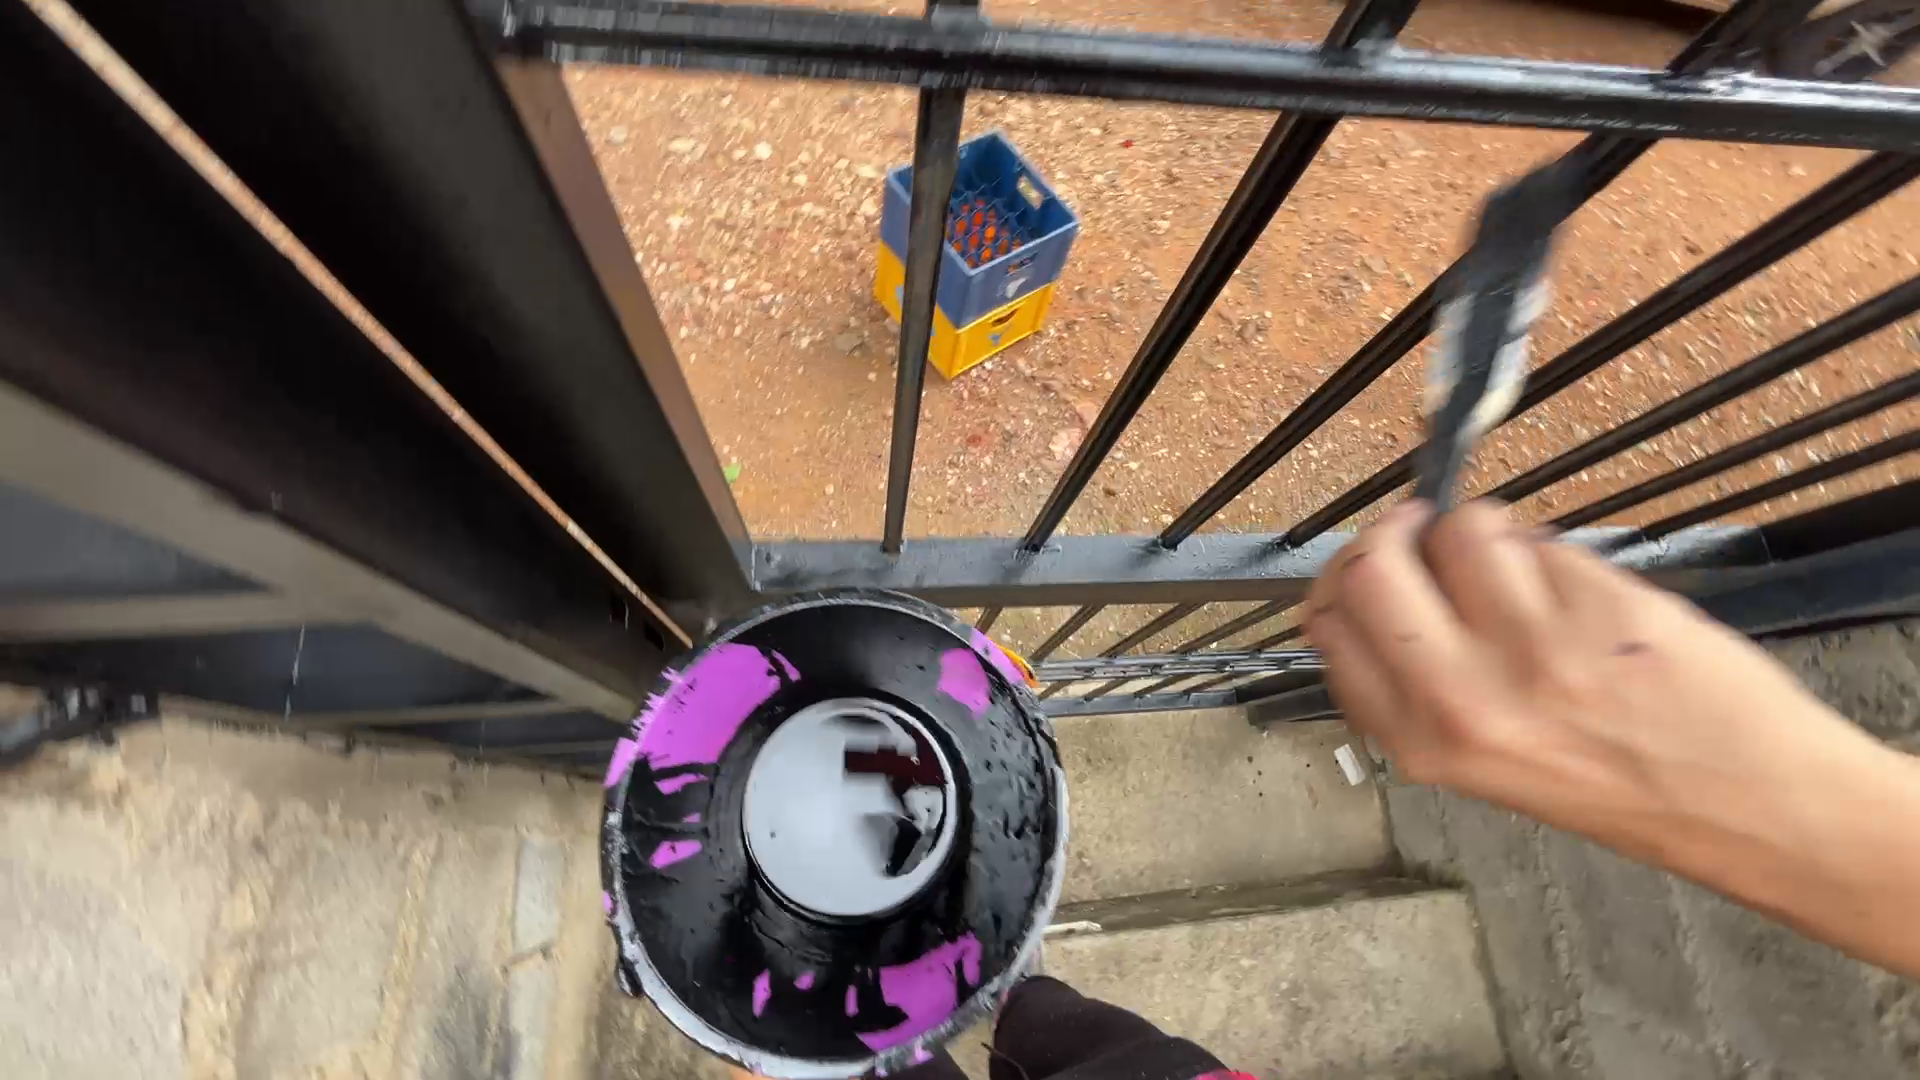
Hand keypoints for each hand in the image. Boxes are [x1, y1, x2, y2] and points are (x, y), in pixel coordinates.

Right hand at [1305, 498, 1919, 975]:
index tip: (1369, 564)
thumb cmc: (1600, 782)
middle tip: (1411, 525)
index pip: (1328, 625)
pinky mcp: (1594, 606)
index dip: (1339, 581)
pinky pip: (1529, 537)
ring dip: (1471, 528)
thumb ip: (1396, 684)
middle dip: (1385, 531)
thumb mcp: (1461, 759)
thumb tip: (1353, 597)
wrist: (1754, 808)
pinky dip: (1536, 543)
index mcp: (1414, 738)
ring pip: (1452, 532)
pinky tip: (1567, 583)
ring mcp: (1528, 649)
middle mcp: (1456, 697)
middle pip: (1368, 569)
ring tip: (1509, 561)